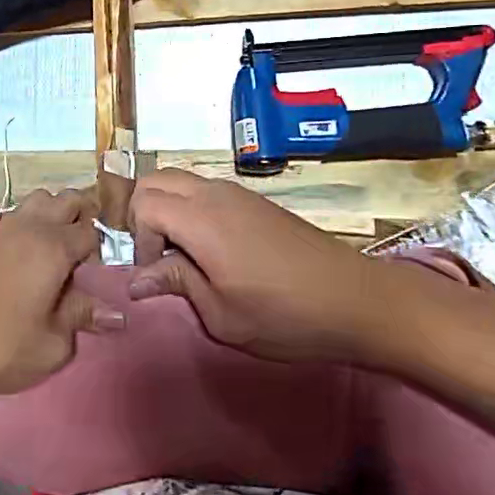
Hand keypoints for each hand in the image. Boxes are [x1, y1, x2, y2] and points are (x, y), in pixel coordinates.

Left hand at [0, 188, 122, 408]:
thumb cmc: (2, 349)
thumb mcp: (54, 344)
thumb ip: (83, 318)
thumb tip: (115, 313)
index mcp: (54, 247)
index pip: (91, 230)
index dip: (100, 248)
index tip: (98, 273)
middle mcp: (30, 228)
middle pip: (67, 199)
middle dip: (82, 217)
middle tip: (82, 254)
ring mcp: (3, 229)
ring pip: (39, 200)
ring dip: (54, 215)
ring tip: (55, 251)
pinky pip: (16, 216)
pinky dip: (30, 225)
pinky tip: (27, 260)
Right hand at [128, 169, 405, 363]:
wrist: (357, 300)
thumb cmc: (284, 315)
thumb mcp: (222, 315)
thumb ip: (176, 284)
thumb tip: (137, 280)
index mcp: (201, 220)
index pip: (143, 203)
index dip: (138, 238)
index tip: (155, 272)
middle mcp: (215, 194)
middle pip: (155, 180)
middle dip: (142, 213)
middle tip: (157, 254)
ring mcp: (237, 193)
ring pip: (180, 179)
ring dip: (167, 207)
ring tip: (181, 252)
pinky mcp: (255, 200)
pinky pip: (205, 188)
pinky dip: (190, 207)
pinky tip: (209, 247)